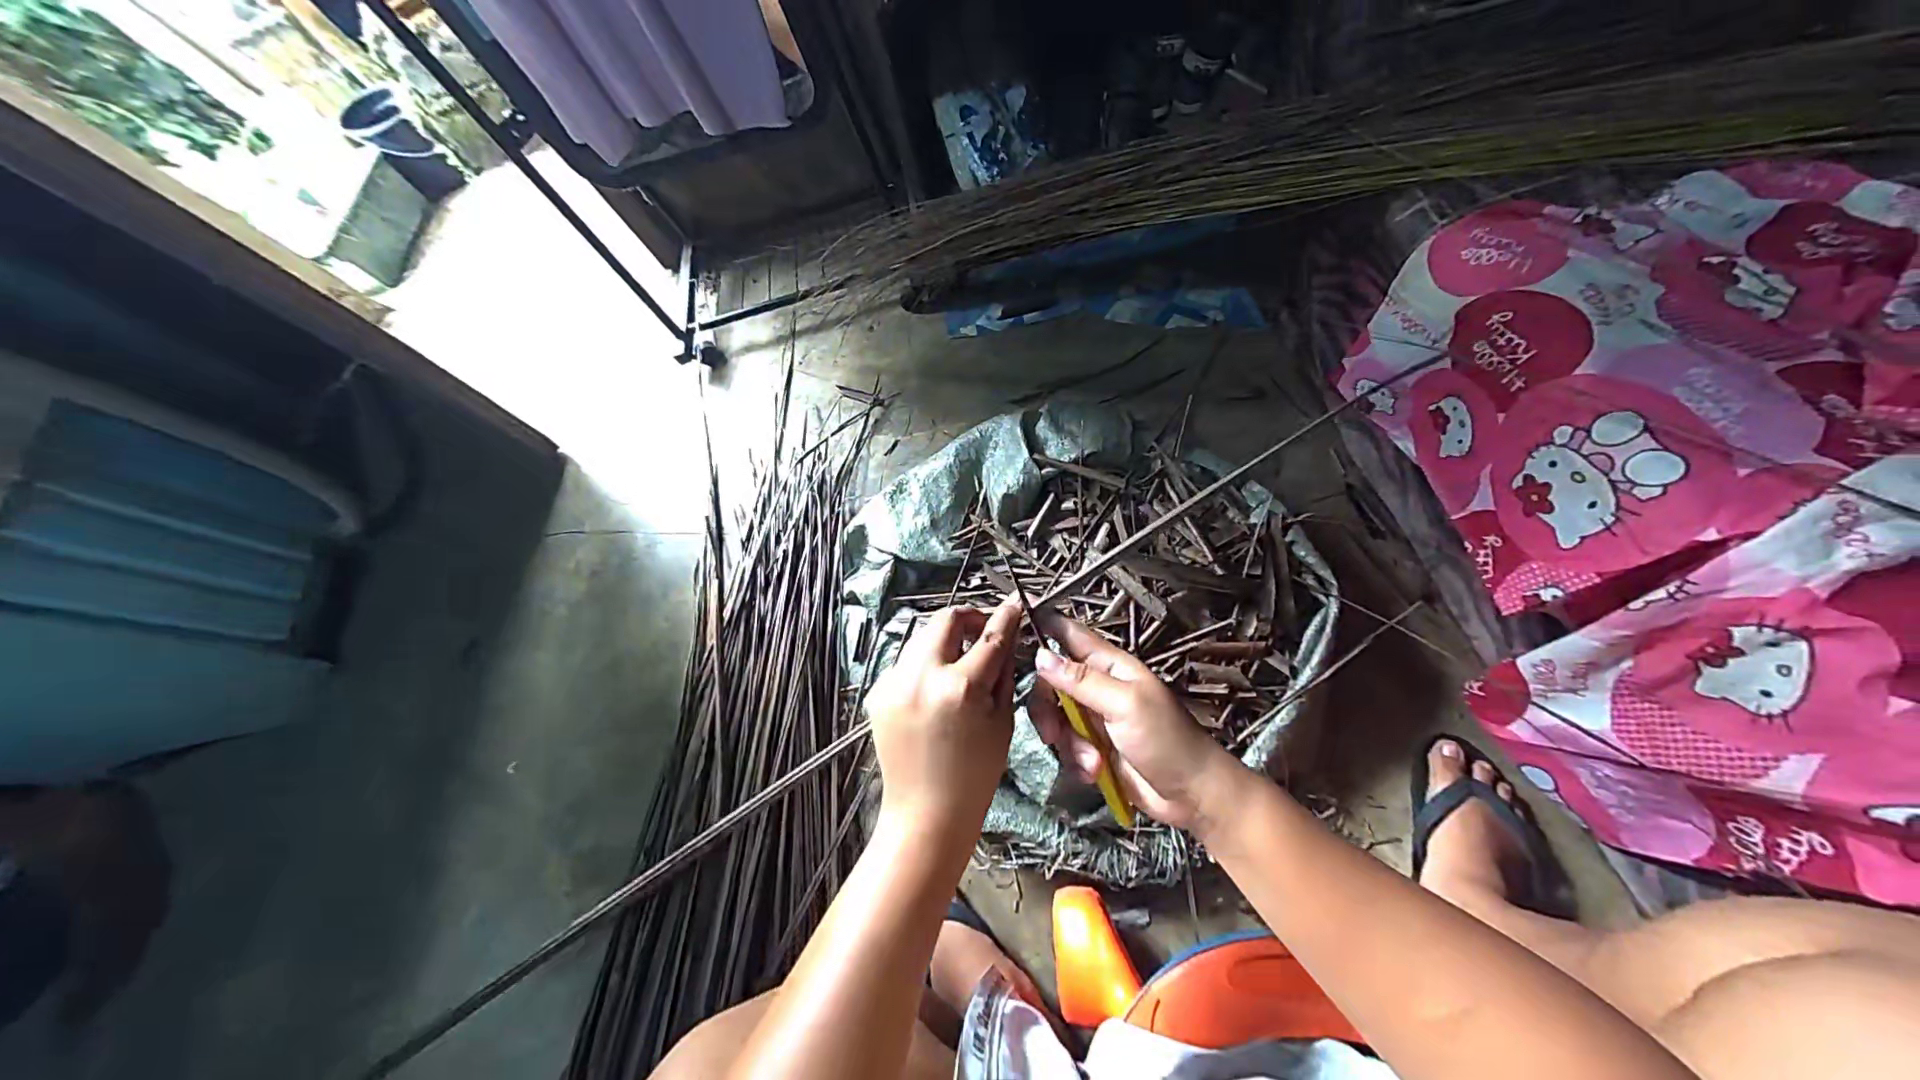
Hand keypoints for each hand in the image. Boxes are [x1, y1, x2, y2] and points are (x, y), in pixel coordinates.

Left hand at [864, 600, 1021, 835]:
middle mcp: (921, 677)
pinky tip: (937, 687)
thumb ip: (1002, 672)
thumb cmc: (974, 776)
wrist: (926, 813)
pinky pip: (907, 663)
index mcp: (960, 688)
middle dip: (969, 618)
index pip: (989, 635)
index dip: (1005, 616)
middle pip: (946, 619)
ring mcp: (893, 683)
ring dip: (946, 640)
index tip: (1012, 606)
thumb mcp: (1002, 721)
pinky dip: (925, 664)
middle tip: (984, 631)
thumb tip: (1007, 637)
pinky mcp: (878, 692)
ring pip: (923, 637)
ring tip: (962, 660)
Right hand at [1028, 612, 1249, 832]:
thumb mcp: (1125, 704)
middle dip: (1047, 709)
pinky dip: (1076, 761)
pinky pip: (1066, 746)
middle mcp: (1097, 687)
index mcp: (1109, 665)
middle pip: (1050, 682)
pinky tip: (1095, 772)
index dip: (1042, 626)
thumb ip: (1081, 680)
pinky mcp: (1092, 747)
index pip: (1068, 634)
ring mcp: (1094, 718)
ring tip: (1092, 761)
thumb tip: (1041, 655)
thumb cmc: (1167, 740)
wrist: (1191, 795)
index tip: (1013, 627)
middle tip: (1054, 732)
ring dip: (1067, 743)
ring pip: (1055, 718)